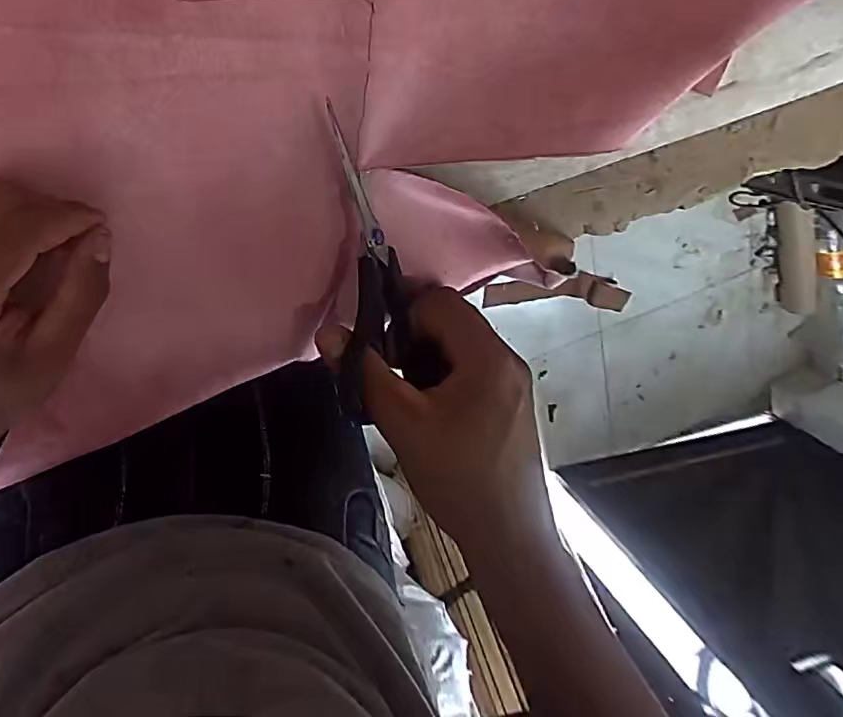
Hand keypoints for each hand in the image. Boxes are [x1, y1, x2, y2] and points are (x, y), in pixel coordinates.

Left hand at [0, 177, 111, 440]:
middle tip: (80, 233)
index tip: (99, 223)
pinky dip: (6, 209)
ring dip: (27, 204)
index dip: (64, 217)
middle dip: (49, 208)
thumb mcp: (57, 353)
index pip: (16, 231)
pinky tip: (26, 236)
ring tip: (54, 234)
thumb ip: (82, 292)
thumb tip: (100, 234)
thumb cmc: (6, 388)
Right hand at [316, 288, 550, 552]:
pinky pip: (473, 367)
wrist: (510, 540)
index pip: (439, 301)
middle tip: (389, 372)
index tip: (380, 349)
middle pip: (452, 319)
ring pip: (460, 344)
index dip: (402, 315)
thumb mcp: (402, 423)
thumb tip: (328, 333)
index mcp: (488, 356)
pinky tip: (429, 410)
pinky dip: (445, 375)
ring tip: (407, 395)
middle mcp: (507, 358)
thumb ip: (363, 372)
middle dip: (412, 337)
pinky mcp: (513, 401)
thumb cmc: (457, 479)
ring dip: (427, 357)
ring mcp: (514, 380)